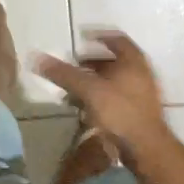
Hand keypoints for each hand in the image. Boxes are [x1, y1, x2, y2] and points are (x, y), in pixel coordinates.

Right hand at [33, 31, 171, 159]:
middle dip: (92, 62)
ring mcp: (142, 93)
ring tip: (74, 89)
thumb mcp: (89, 91)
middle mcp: (140, 73)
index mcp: (133, 61)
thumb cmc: (120, 112)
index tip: (82, 37)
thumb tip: (37, 58)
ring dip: (94, 82)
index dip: (98, 36)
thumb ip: (64, 74)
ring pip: (114, 80)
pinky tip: (86, 108)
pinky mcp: (138, 111)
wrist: (145, 146)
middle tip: (73, 66)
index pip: (117, 39)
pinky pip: (116, 96)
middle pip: (114, 61)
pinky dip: (100, 96)